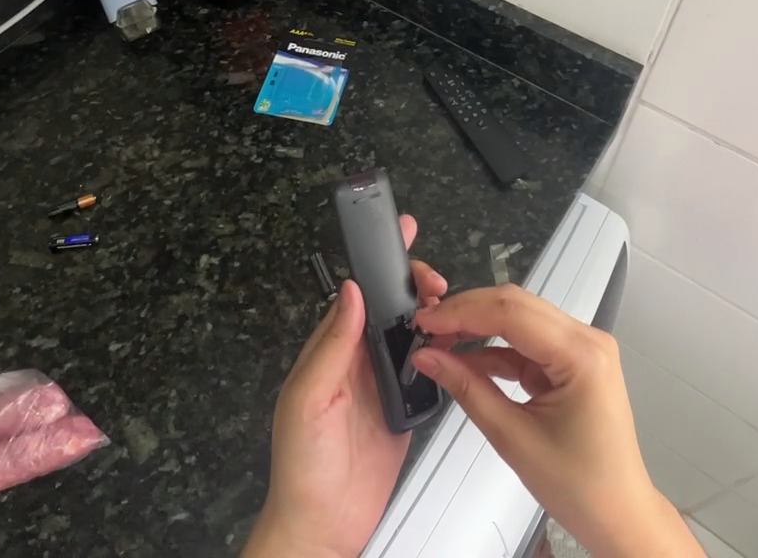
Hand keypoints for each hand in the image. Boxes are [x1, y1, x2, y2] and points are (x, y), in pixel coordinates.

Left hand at [244, 215, 447, 557]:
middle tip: (436, 281)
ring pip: (411, 332)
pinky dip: (441, 352)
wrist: (324, 524)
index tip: (399, 233)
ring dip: (430, 314)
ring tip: (450, 305)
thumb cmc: (302, 464)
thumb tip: (350, 291)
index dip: (379, 261)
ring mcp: (381, 381)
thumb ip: (331, 345)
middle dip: (414, 284)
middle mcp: (357, 359)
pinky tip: (455, 343)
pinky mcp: (403, 406)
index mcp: (331, 348)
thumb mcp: (309, 398)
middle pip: (390, 306)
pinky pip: (424, 369)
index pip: (359, 291)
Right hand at [410, 285, 705, 557]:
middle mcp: (587, 338)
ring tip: (439, 340)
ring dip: (478, 325)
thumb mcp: (513, 438)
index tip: (423, 322)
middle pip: (515, 305)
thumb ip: (467, 389)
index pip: (511, 312)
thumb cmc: (577, 486)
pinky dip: (494, 347)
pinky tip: (464, 358)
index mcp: (581, 354)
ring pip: (520, 316)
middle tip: (425, 328)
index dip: (462, 312)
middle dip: (467, 312)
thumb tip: (425, 356)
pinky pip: (527, 340)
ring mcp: (582, 346)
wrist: (621, 516)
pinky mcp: (573, 358)